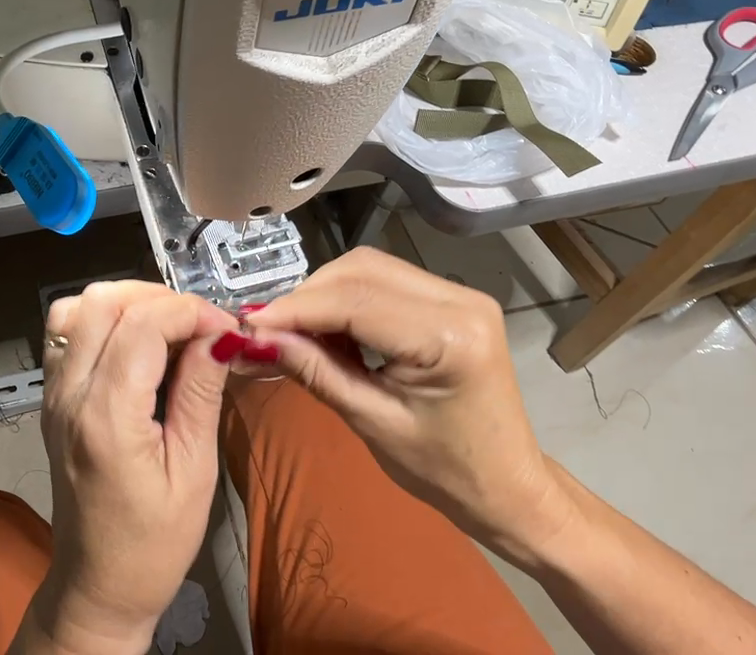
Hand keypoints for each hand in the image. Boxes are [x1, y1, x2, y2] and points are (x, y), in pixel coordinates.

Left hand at [23, 281, 237, 653]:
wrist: (98, 584)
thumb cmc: (153, 543)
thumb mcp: (194, 471)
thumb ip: (201, 392)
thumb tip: (219, 334)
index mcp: (106, 416)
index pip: (142, 324)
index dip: (190, 311)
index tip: (226, 328)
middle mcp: (69, 393)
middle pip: (103, 301)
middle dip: (159, 298)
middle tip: (200, 327)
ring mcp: (53, 392)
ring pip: (77, 307)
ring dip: (126, 302)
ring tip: (168, 328)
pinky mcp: (52, 396)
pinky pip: (66, 331)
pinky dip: (102, 318)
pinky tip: (135, 342)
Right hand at [241, 247, 576, 563]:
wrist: (509, 487)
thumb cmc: (445, 470)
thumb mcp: (372, 423)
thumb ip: (314, 371)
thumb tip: (255, 337)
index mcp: (450, 338)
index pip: (355, 302)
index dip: (294, 308)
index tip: (247, 324)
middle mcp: (460, 300)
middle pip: (360, 271)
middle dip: (306, 296)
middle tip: (267, 329)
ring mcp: (459, 294)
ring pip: (368, 268)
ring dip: (323, 293)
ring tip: (293, 330)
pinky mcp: (451, 299)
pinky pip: (384, 280)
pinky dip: (346, 297)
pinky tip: (327, 326)